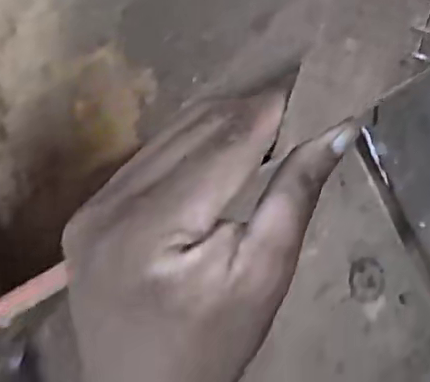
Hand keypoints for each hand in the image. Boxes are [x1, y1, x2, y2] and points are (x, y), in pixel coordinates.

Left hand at [62, 89, 353, 381]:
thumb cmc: (212, 346)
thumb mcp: (265, 276)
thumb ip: (296, 194)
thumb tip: (338, 127)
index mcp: (151, 227)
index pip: (226, 140)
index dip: (272, 106)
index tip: (312, 82)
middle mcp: (112, 204)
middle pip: (199, 127)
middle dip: (253, 109)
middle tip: (298, 101)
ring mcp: (94, 203)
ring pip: (176, 130)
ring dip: (225, 118)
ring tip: (270, 120)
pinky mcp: (91, 207)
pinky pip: (155, 150)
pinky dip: (196, 137)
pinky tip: (226, 143)